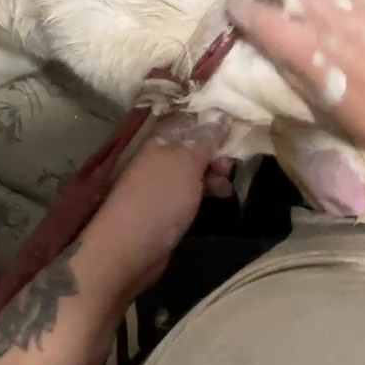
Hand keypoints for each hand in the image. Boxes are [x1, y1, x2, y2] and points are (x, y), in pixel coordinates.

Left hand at [81, 112, 231, 293]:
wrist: (127, 251)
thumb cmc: (159, 200)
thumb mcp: (187, 163)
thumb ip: (205, 138)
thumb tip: (220, 114)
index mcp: (161, 138)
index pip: (190, 116)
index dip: (213, 116)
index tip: (238, 121)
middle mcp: (161, 155)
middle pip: (195, 141)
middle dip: (218, 147)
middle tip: (233, 161)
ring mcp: (163, 181)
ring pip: (196, 166)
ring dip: (215, 170)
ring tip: (228, 182)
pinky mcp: (168, 205)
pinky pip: (193, 188)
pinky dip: (209, 188)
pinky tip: (223, 195)